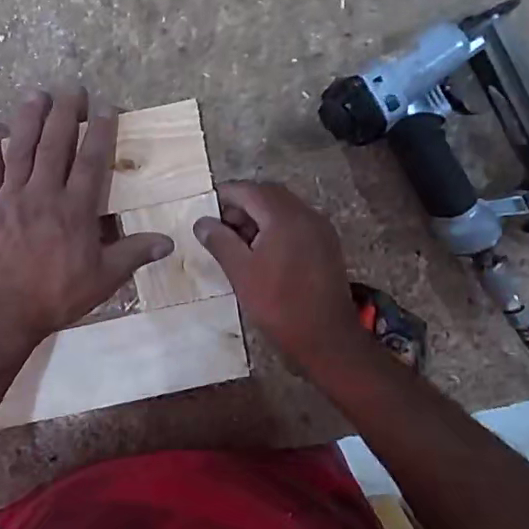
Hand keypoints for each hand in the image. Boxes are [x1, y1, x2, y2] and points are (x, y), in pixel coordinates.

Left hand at [0, 88, 174, 341]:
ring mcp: (13, 198)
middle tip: (71, 88)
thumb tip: (169, 242)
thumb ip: (134, 253)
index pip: (91, 161)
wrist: (7, 311)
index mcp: (75, 209)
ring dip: (29, 119)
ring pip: (21, 150)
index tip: (105, 107)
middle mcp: (44, 194)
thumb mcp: (105, 278)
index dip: (100, 131)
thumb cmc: (60, 294)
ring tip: (36, 94)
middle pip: (55, 145)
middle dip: (65, 114)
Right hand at [193, 180, 362, 361]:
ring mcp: (320, 229)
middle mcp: (306, 214)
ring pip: (283, 209)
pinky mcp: (327, 245)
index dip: (224, 197)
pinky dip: (276, 229)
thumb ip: (220, 241)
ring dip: (259, 218)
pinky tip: (263, 254)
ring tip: (238, 244)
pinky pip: (297, 224)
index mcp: (284, 216)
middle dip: (241, 206)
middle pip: (268, 196)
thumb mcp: (241, 272)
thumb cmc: (279, 304)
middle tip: (220, 228)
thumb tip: (202, 222)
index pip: (249, 190)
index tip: (206, 212)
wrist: (327, 338)